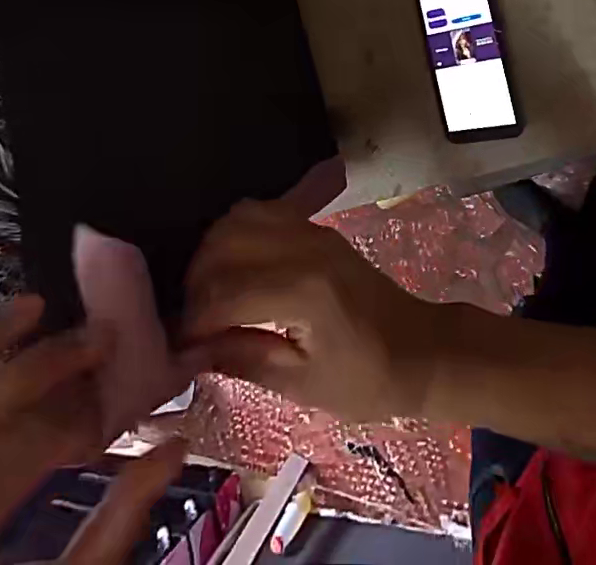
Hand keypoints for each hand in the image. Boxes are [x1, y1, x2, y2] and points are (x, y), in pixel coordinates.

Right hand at [182, 197, 445, 421]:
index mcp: (303, 292)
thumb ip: (242, 358)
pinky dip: (236, 232)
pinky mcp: (317, 227)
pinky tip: (233, 265)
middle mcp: (304, 248)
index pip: (223, 294)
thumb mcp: (301, 384)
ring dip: (212, 251)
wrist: (420, 348)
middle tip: (191, 319)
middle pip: (223, 246)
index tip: (176, 347)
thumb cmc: (366, 379)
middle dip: (196, 282)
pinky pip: (263, 212)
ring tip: (208, 292)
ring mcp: (312, 230)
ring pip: (239, 218)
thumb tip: (189, 349)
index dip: (192, 321)